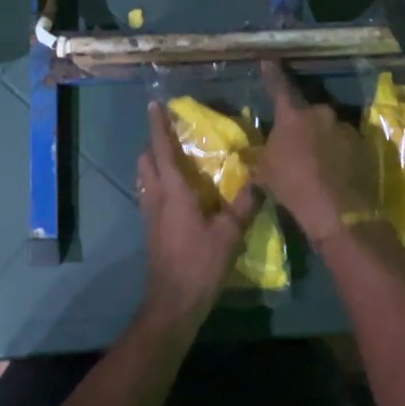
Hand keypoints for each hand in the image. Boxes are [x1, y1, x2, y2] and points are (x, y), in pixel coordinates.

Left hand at [136, 101, 258, 329]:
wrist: (174, 301)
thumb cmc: (200, 263)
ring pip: (146, 177)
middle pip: (146, 160)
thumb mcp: (230, 233)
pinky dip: (159, 183)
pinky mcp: (151, 228)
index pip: (160, 148)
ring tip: (177, 159)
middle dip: (154, 142)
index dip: (157, 125)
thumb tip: (258, 179)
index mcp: (173, 190)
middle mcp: (156, 196)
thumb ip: (244, 204)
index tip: (154, 104)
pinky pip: (150, 194)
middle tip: (172, 133)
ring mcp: (150, 213)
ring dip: (154, 163)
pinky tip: (179, 193)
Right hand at [254, 60, 378, 245]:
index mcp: (293, 115)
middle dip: (304, 124)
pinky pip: (347, 145)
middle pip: (309, 112)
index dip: (272, 73)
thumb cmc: (293, 186)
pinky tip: (337, 171)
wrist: (338, 213)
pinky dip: (341, 153)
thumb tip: (256, 151)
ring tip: (319, 162)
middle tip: (297, 143)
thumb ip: (263, 154)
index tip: (269, 60)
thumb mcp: (265, 171)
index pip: (279, 87)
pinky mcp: (365, 146)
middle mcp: (322, 113)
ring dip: (324, 139)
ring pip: (330, 129)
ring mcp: (346, 129)